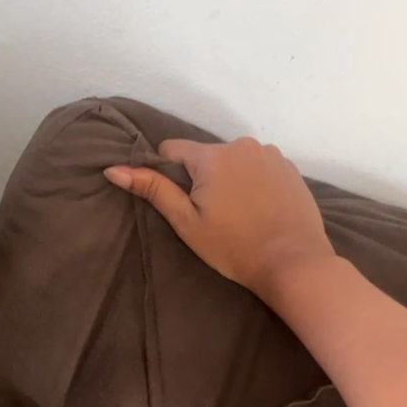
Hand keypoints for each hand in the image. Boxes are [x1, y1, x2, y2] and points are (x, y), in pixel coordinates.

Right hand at [105, 137, 335, 297]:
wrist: (293, 262)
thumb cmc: (233, 246)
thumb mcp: (186, 221)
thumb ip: (152, 189)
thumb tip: (113, 169)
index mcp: (212, 156)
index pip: (171, 149)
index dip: (168, 174)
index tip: (182, 202)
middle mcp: (242, 145)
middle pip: (205, 156)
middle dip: (202, 178)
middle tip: (212, 215)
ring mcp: (270, 154)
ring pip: (233, 161)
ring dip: (229, 179)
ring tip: (238, 214)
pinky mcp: (290, 168)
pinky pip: (258, 167)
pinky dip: (253, 183)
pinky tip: (259, 210)